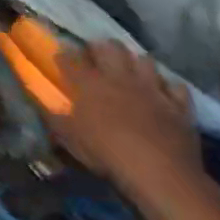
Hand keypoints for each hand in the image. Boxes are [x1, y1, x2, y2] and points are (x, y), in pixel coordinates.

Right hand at [49, 41, 203, 206]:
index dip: (64, 54)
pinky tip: (162, 91)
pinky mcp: (178, 105)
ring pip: (144, 59)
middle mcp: (120, 78)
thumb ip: (54, 117)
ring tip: (129, 69)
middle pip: (110, 47)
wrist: (160, 172)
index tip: (60, 55)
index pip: (71, 58)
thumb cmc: (106, 153)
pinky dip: (168, 86)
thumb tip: (41, 104)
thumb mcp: (69, 138)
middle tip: (94, 55)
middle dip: (100, 47)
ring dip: (135, 61)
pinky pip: (175, 86)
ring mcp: (153, 89)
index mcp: (89, 84)